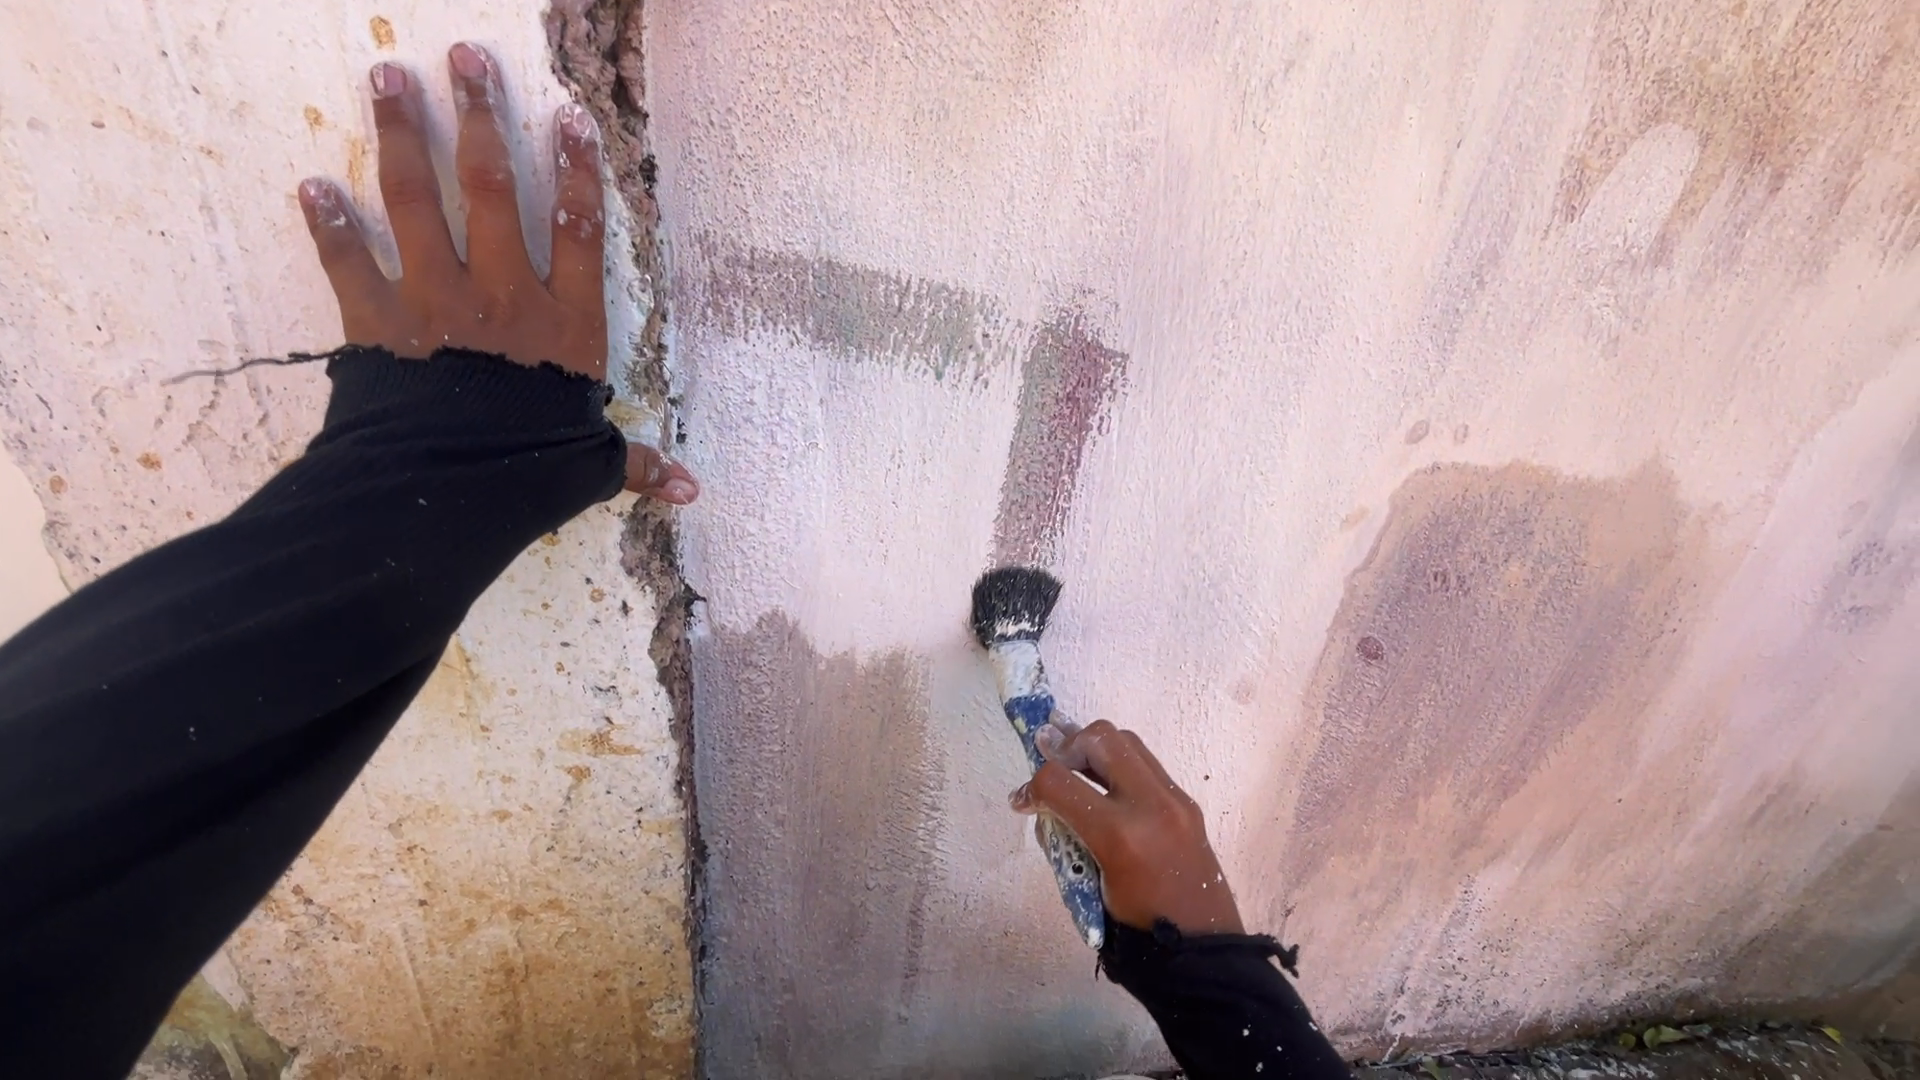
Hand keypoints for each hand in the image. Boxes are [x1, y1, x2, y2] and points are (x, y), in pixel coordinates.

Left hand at [295, 43, 697, 504]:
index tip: (571, 120)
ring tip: (388, 80)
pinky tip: (312, 185)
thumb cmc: (533, 470)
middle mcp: (504, 296)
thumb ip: (640, 465)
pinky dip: (329, 226)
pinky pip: (349, 265)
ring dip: (403, 139)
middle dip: (484, 125)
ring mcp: (437, 302)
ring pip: (419, 205)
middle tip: (465, 61)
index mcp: (564, 324)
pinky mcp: (378, 323)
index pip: (579, 235)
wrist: (450, 488)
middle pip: (495, 195)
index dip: (578, 176)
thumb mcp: (595, 464)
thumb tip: (694, 494)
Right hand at [1011, 719, 1243, 935]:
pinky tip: (1104, 787)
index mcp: (1121, 835)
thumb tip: (1041, 802)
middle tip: (1054, 768)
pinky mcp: (1186, 802)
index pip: (1059, 782)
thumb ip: (1063, 838)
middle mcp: (1151, 805)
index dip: (1031, 787)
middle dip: (1067, 747)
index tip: (1022, 801)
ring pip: (1126, 740)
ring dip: (1095, 749)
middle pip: (1100, 738)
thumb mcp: (1085, 888)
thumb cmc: (1134, 932)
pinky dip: (1118, 765)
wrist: (1201, 953)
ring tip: (1077, 770)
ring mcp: (1175, 799)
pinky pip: (1145, 763)